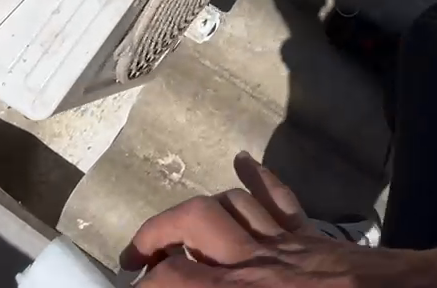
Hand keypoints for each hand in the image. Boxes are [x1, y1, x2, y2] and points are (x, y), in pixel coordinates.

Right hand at [125, 152, 409, 286]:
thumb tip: (187, 287)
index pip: (170, 278)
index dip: (143, 283)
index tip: (130, 287)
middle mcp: (253, 257)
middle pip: (193, 220)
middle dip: (158, 231)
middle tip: (137, 255)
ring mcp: (281, 238)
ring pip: (230, 202)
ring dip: (200, 209)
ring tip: (178, 226)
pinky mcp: (306, 231)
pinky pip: (277, 194)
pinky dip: (255, 176)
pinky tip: (240, 162)